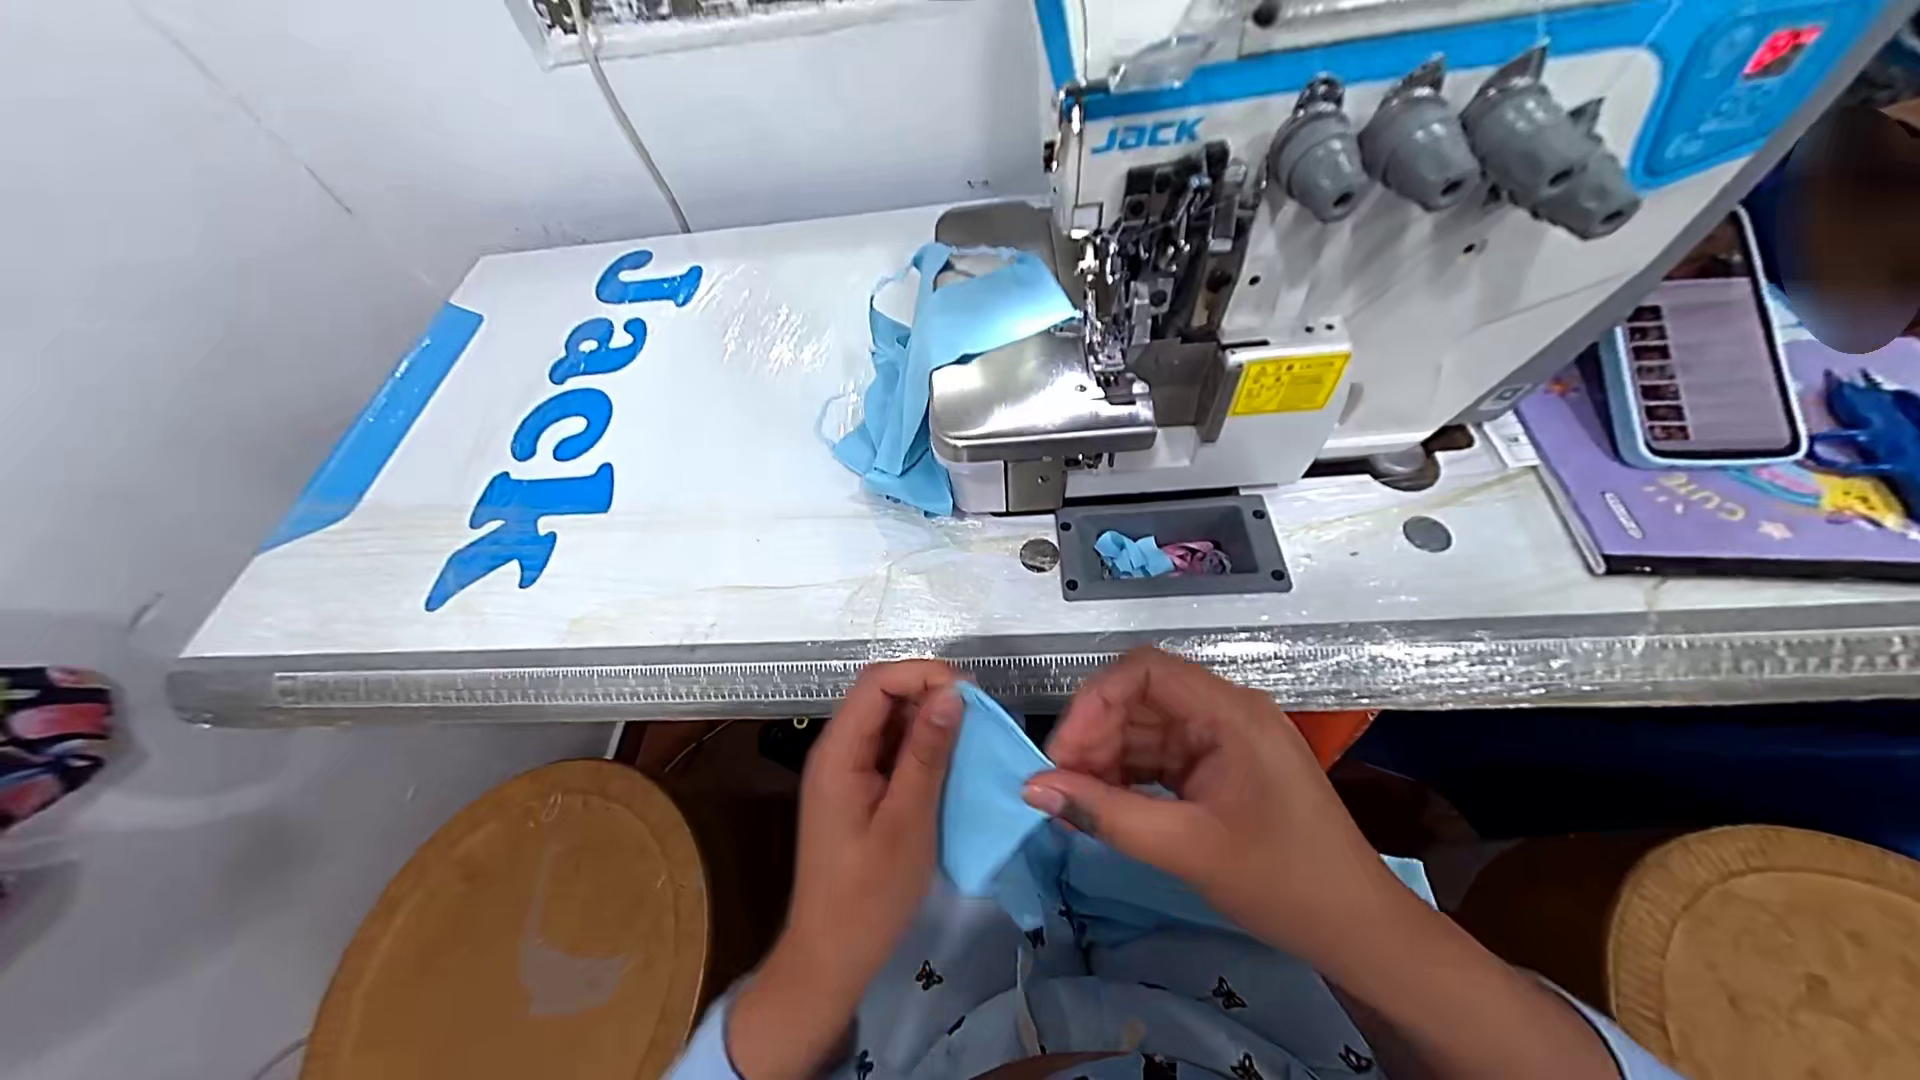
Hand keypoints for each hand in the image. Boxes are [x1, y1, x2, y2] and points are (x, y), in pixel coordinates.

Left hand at [727, 661, 961, 1079]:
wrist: (831, 956)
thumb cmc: (869, 895)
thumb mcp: (907, 821)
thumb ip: (927, 753)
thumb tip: (953, 694)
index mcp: (838, 752)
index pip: (877, 683)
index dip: (923, 674)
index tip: (969, 691)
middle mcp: (837, 750)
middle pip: (881, 695)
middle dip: (929, 692)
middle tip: (977, 712)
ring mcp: (846, 769)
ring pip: (888, 719)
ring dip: (928, 718)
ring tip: (971, 732)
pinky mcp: (858, 787)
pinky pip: (890, 747)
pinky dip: (921, 744)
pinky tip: (950, 758)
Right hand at [1024, 649, 1619, 1079]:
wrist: (1360, 931)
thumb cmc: (1283, 883)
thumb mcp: (1186, 847)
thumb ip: (1106, 814)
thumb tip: (1033, 788)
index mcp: (1230, 712)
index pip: (1145, 670)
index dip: (1094, 700)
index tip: (1063, 751)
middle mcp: (1225, 711)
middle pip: (1140, 698)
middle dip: (1094, 735)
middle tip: (1060, 784)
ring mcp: (1223, 738)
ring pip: (1145, 727)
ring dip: (1106, 758)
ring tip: (1076, 800)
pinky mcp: (1220, 765)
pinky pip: (1160, 755)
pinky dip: (1128, 776)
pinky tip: (1106, 804)